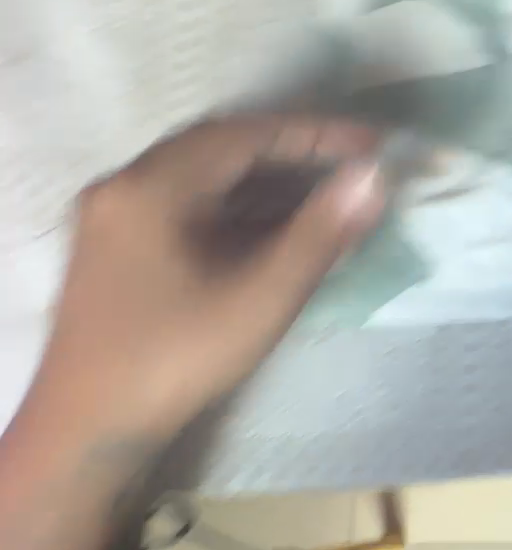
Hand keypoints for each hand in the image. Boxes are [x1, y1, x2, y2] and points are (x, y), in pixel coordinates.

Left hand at [25, 115, 386, 437]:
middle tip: (363, 160)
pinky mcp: (132, 242)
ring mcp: (123, 215)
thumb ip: (322, 231)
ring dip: (278, 174)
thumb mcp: (266, 292)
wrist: (97, 417)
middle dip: (298, 147)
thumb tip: (372, 178)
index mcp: (150, 191)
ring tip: (341, 186)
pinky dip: (254, 199)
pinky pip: (201, 200)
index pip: (242, 137)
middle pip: (222, 146)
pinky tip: (294, 219)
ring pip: (212, 173)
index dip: (314, 132)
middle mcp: (127, 188)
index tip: (375, 143)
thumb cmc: (183, 352)